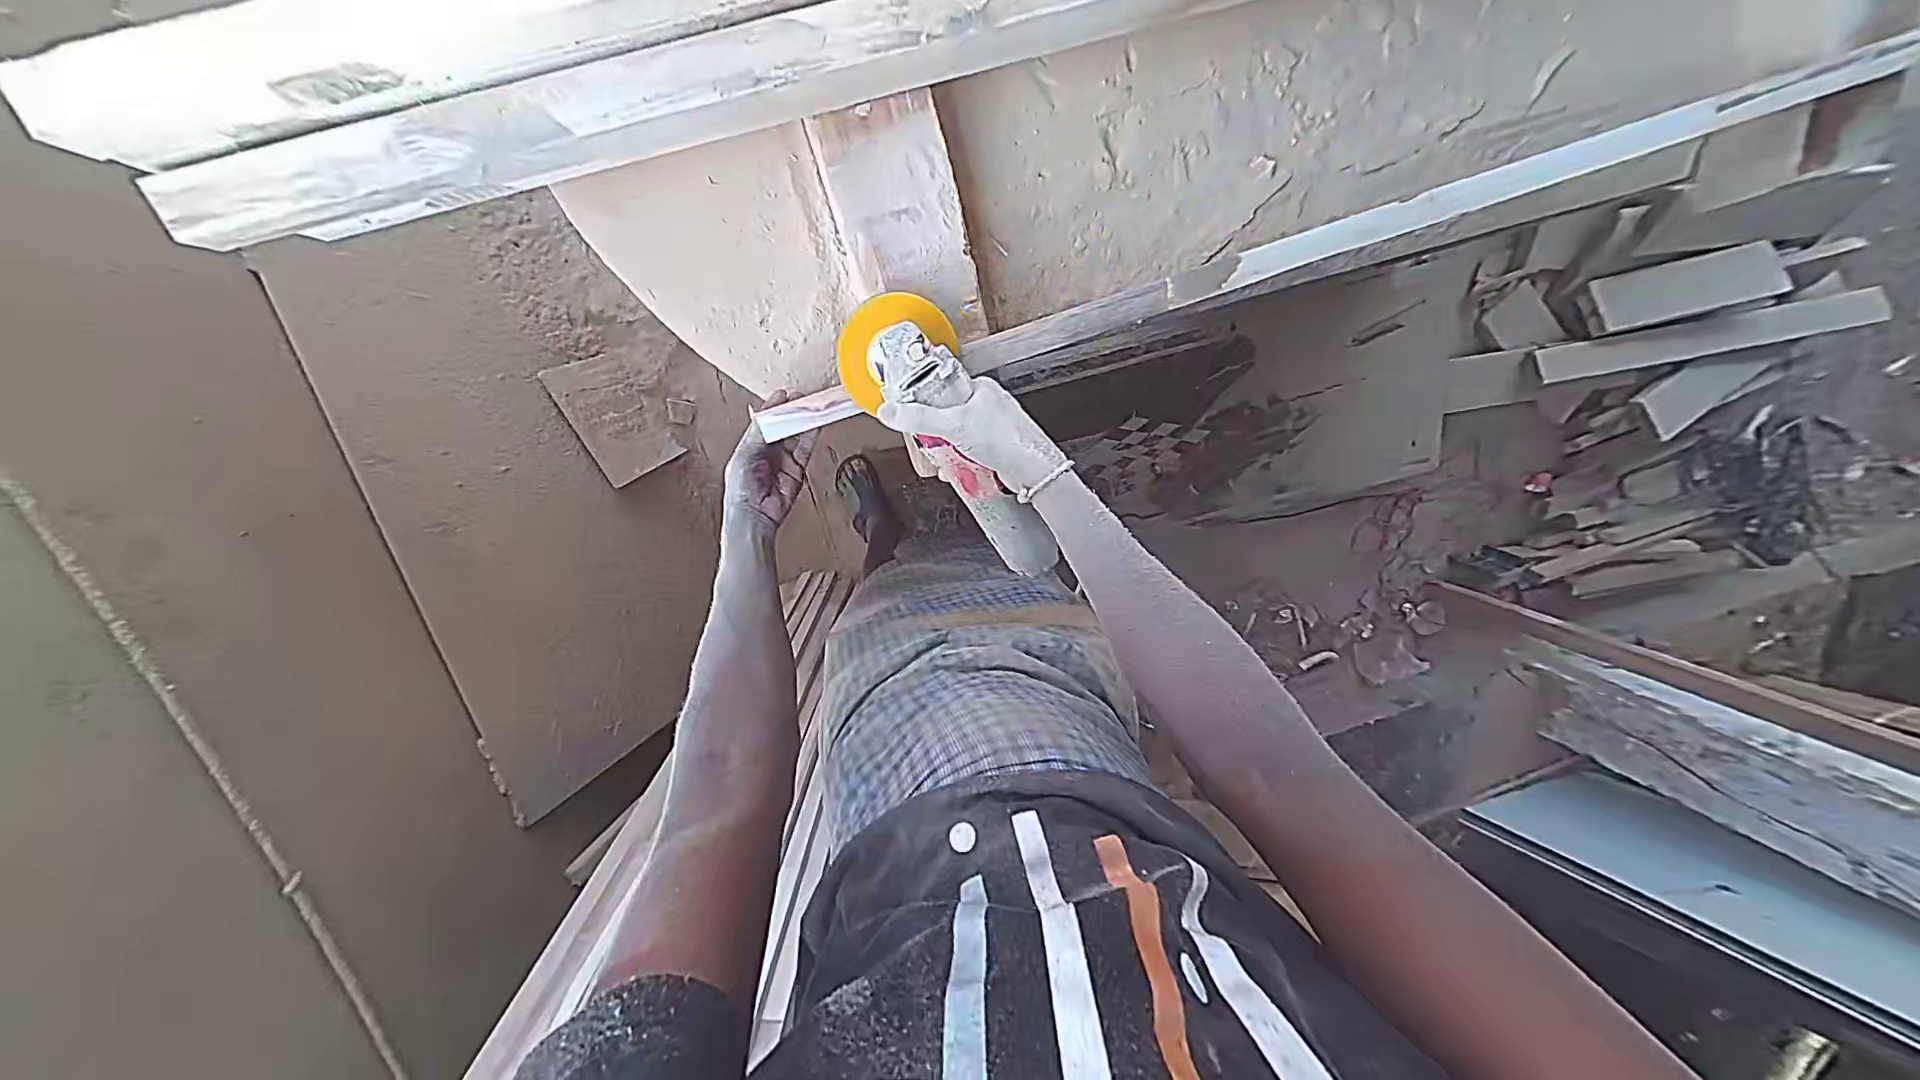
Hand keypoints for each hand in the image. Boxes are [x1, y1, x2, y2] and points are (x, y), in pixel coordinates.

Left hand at [726, 391, 819, 534]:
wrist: (754, 516)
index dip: (774, 408)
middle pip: (782, 427)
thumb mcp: (744, 455)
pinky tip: (815, 425)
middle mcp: (768, 451)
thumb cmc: (740, 490)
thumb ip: (758, 434)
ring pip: (796, 436)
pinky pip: (805, 449)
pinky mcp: (797, 470)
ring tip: (811, 408)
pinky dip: (811, 436)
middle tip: (801, 398)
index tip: (783, 395)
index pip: (765, 422)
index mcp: (751, 445)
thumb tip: (768, 414)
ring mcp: (784, 461)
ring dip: (803, 422)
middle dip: (791, 413)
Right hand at [877, 376, 1067, 492]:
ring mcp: (993, 426)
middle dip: (936, 435)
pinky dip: (961, 461)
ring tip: (947, 459)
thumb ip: (919, 418)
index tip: (913, 414)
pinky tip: (960, 468)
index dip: (925, 402)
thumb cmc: (1005, 440)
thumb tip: (889, 411)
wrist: (1033, 470)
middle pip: (946, 415)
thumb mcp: (953, 425)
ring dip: (948, 451)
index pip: (942, 387)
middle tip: (932, 444)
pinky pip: (969, 451)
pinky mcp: (996, 446)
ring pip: (957, 436)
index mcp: (980, 388)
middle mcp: (988, 404)